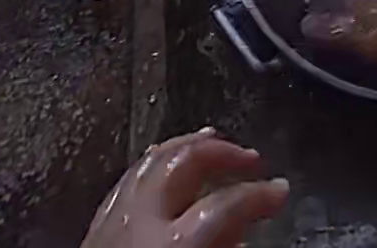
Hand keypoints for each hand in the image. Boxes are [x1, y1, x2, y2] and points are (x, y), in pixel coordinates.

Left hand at [81, 128, 288, 247]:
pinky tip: (167, 157)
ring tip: (213, 139)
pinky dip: (156, 160)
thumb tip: (241, 238)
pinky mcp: (96, 225)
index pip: (225, 207)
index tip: (280, 191)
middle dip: (224, 154)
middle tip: (251, 159)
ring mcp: (114, 219)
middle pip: (188, 163)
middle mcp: (141, 221)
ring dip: (190, 146)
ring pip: (156, 159)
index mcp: (170, 247)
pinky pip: (131, 177)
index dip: (258, 196)